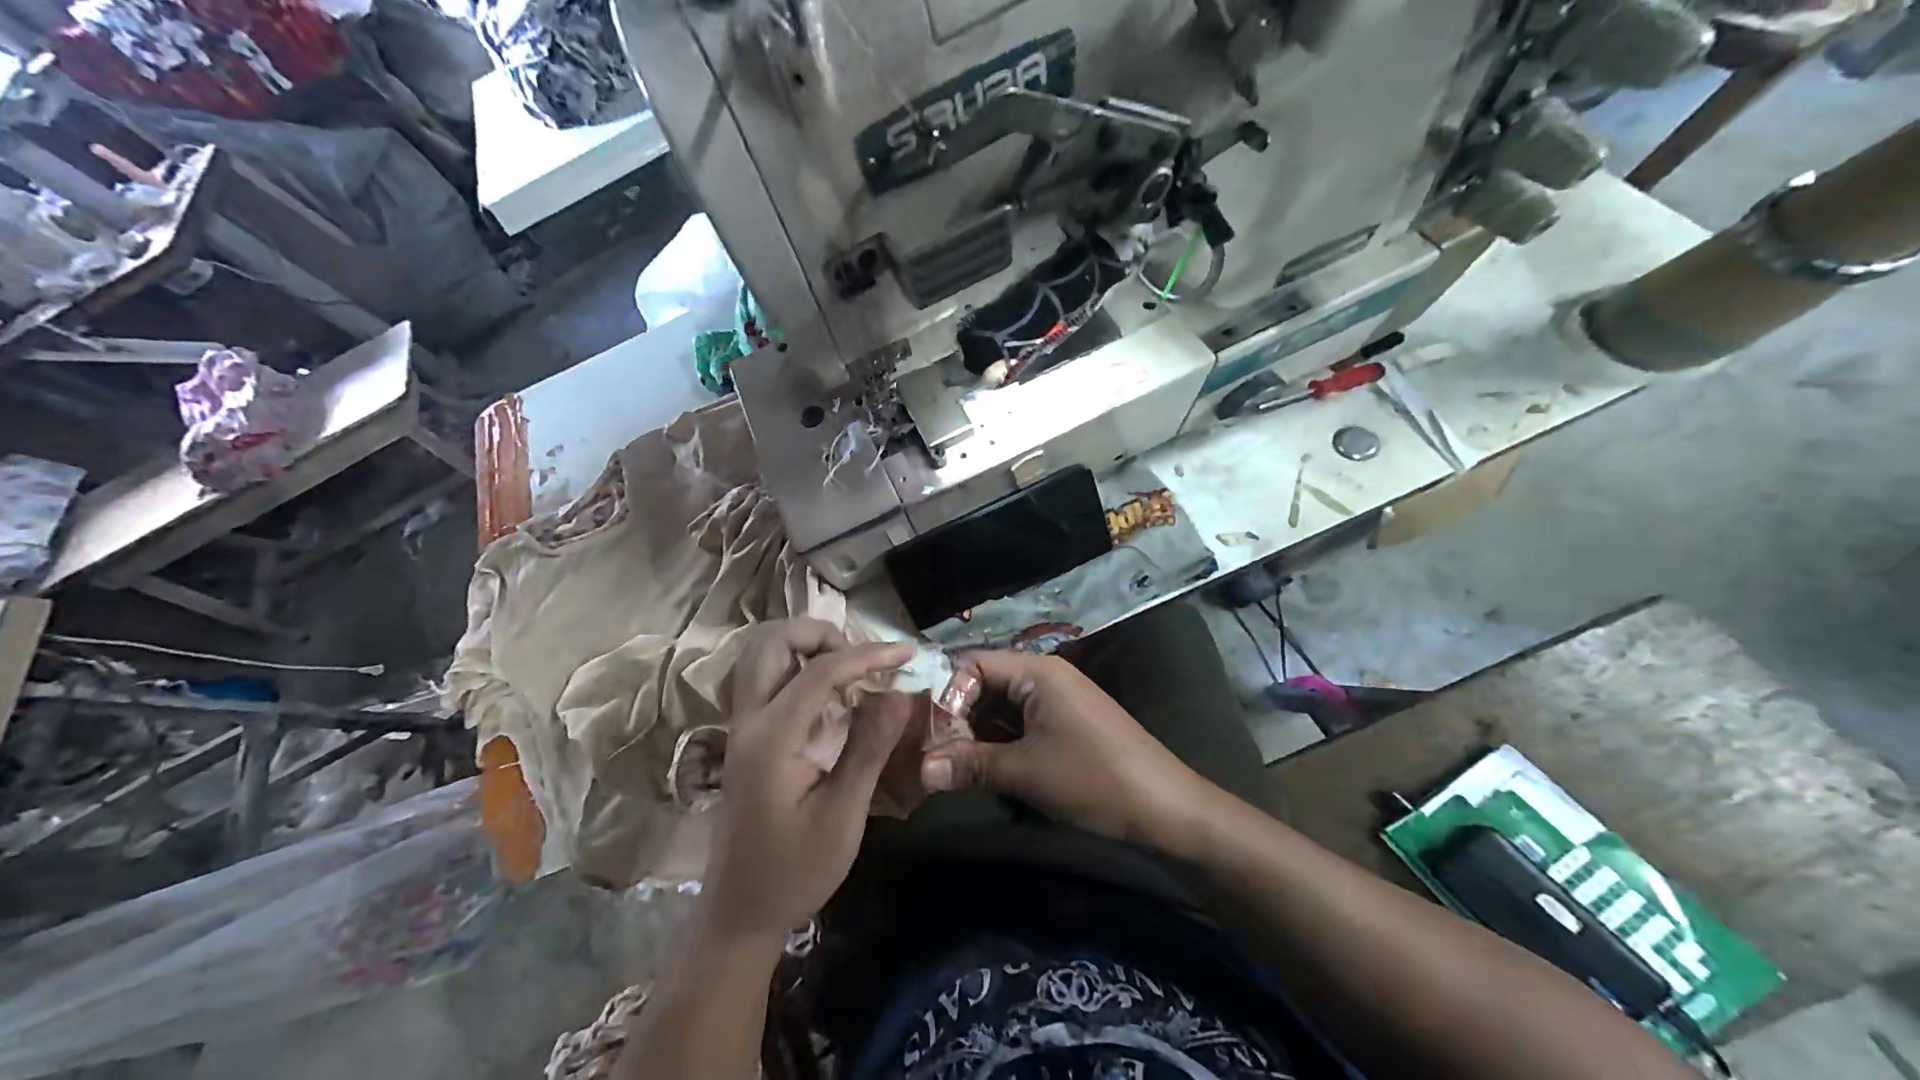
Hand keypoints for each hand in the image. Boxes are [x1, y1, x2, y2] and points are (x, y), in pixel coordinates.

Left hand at [704, 636, 914, 938]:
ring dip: (807, 649)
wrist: (740, 912)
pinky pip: (768, 680)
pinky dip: (800, 669)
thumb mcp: (842, 815)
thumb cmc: (795, 870)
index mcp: (772, 737)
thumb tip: (899, 693)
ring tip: (851, 674)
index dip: (866, 654)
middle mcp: (749, 721)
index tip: (907, 653)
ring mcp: (742, 727)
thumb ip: (869, 748)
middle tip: (862, 661)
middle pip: (771, 642)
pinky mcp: (747, 738)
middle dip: (821, 635)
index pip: (818, 671)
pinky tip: (834, 698)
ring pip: (763, 656)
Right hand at [919, 651, 1212, 849]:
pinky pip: (1019, 723)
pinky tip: (979, 766)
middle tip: (931, 750)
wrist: (1165, 808)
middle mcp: (1045, 677)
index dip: (946, 694)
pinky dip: (997, 741)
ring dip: (975, 732)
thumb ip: (970, 765)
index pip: (973, 664)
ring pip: (1000, 707)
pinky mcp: (1064, 725)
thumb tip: (921, 769)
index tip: (926, 732)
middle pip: (984, 683)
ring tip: (948, 762)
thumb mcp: (1025, 772)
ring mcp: (1057, 702)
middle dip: (957, 715)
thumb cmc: (1093, 778)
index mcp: (1037, 672)